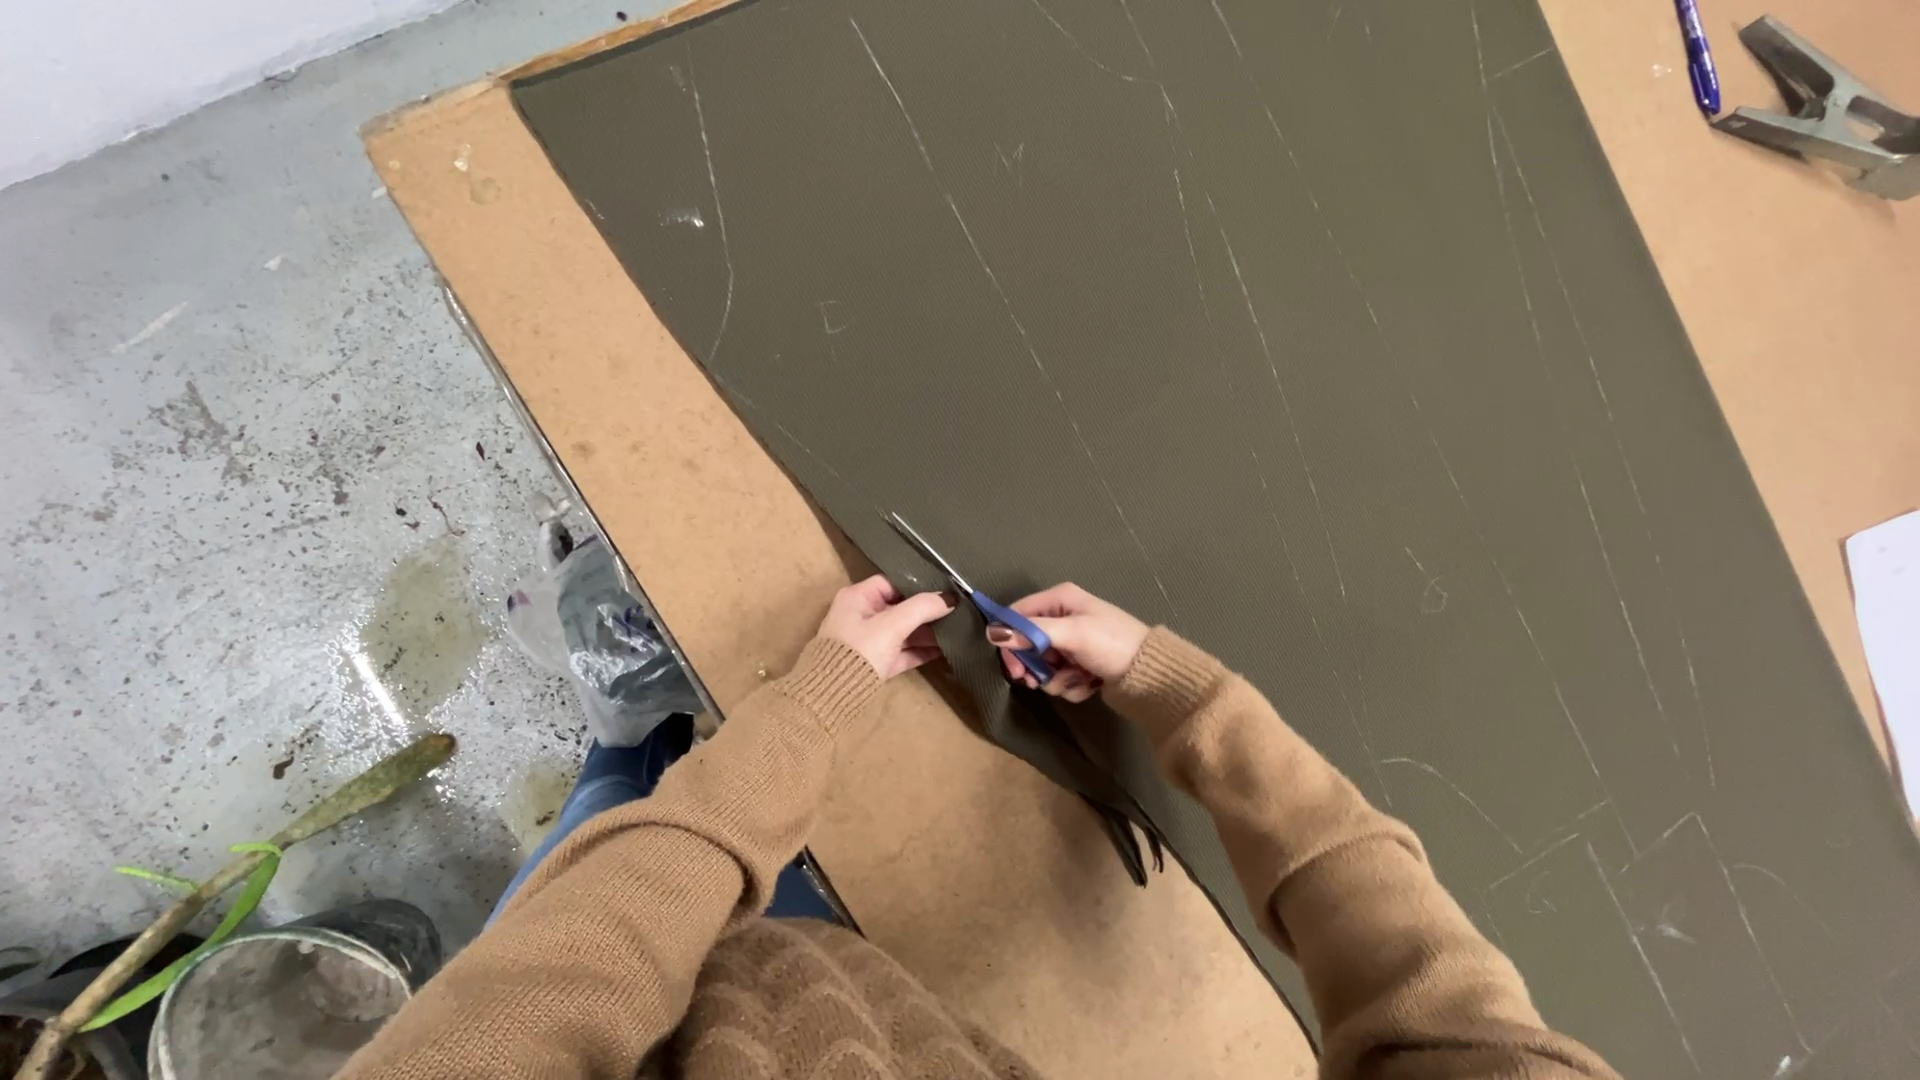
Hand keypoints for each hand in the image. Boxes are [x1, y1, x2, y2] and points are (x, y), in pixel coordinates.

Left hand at [818, 574, 954, 678]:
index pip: (892, 583)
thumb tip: (950, 598)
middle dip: (927, 611)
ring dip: (928, 632)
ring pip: (904, 631)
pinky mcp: (878, 663)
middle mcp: (862, 616)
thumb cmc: (860, 650)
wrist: (834, 696)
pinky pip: (904, 651)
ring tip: (957, 630)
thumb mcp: (891, 625)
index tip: (944, 589)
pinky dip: (922, 650)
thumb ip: (922, 608)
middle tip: (957, 610)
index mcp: (857, 598)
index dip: (917, 585)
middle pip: (901, 608)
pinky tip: (945, 650)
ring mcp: (870, 641)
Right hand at [986, 583, 1149, 701]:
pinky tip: (1090, 683)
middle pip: (1028, 644)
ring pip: (1044, 665)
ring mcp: (1072, 643)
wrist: (1151, 674)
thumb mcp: (1072, 634)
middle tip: (1036, 682)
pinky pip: (1061, 677)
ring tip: (1078, 679)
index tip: (1013, 666)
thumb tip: (992, 633)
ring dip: (1057, 679)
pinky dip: (1072, 684)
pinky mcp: (1080, 664)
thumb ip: (1032, 633)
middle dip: (1035, 666)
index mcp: (1060, 599)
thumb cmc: (1111, 644)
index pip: (1018, 614)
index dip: (1010, 639)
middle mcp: (1063, 617)